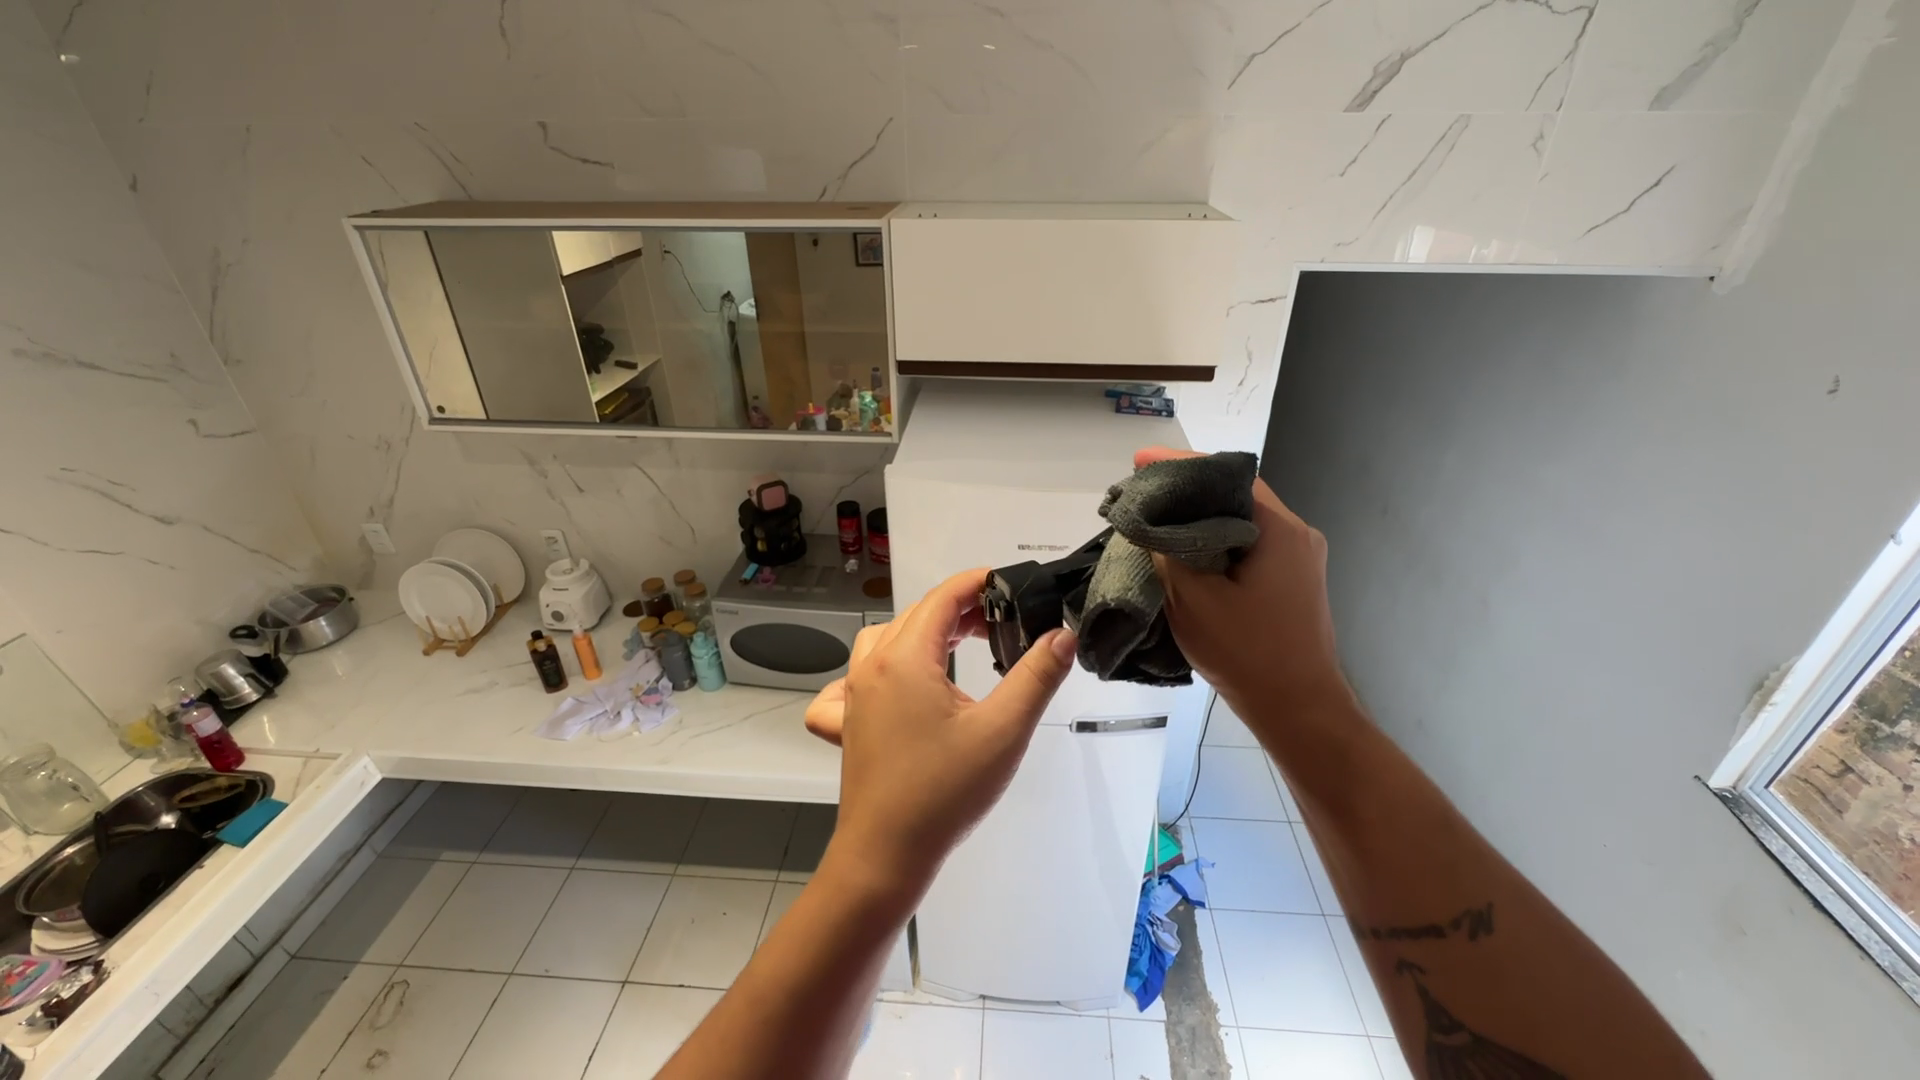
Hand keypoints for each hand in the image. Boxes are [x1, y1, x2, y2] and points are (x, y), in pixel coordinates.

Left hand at [807, 568, 1076, 886]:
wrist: (886, 854)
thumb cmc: (944, 792)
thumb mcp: (1003, 731)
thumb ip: (1035, 677)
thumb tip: (1060, 635)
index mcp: (905, 658)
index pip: (942, 597)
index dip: (977, 584)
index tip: (1009, 587)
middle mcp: (871, 667)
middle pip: (915, 616)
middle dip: (958, 610)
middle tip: (999, 627)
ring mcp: (853, 695)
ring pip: (884, 640)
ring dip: (921, 634)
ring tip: (956, 650)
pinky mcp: (846, 724)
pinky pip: (851, 681)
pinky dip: (876, 671)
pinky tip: (895, 690)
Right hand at [1134, 446, 1353, 714]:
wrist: (1299, 710)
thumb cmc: (1247, 654)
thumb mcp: (1194, 600)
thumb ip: (1169, 553)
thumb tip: (1150, 525)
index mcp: (1279, 530)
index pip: (1226, 475)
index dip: (1180, 464)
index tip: (1139, 461)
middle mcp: (1296, 534)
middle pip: (1236, 494)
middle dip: (1187, 488)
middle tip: (1141, 491)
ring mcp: (1299, 559)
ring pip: (1242, 521)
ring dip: (1201, 515)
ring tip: (1156, 518)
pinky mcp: (1293, 581)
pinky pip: (1249, 545)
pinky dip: (1215, 539)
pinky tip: (1185, 550)